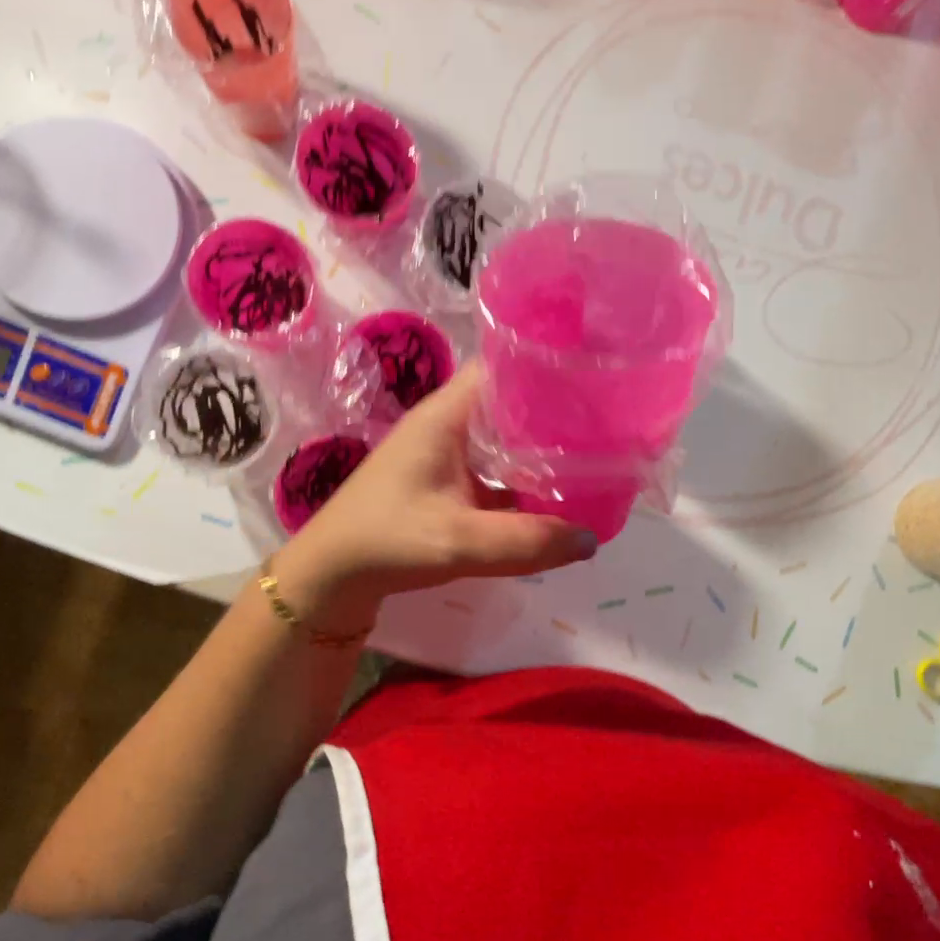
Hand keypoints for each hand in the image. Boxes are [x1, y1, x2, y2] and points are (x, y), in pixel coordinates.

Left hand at [272, 364, 597, 622]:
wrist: (331, 574)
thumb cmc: (386, 541)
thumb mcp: (458, 542)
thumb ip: (526, 542)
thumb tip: (593, 539)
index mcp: (447, 415)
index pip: (504, 366)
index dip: (547, 367)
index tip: (594, 378)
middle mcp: (450, 425)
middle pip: (513, 403)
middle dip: (556, 414)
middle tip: (608, 424)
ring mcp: (448, 455)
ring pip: (507, 440)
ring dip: (543, 450)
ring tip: (596, 458)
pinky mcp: (448, 484)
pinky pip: (497, 471)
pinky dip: (525, 480)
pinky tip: (558, 497)